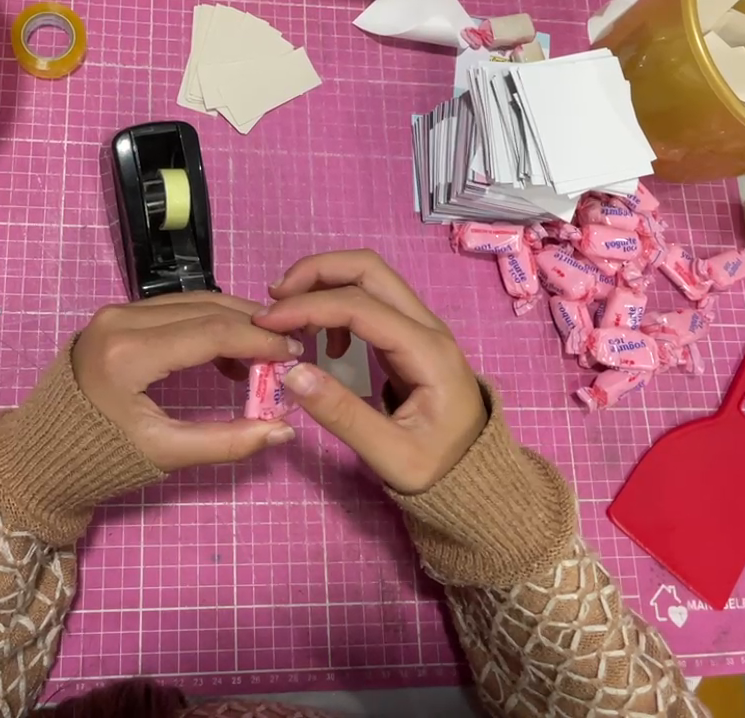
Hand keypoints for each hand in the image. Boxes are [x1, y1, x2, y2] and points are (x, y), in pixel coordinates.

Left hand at [73, 292, 302, 470]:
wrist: (40, 456)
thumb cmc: (99, 459)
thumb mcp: (165, 452)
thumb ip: (227, 441)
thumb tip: (284, 428)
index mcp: (129, 352)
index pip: (210, 332)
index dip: (258, 341)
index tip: (293, 354)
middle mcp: (121, 319)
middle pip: (204, 308)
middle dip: (251, 326)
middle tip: (286, 351)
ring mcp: (115, 313)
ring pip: (190, 302)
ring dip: (231, 321)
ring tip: (263, 352)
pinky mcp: (116, 316)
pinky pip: (172, 309)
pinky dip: (206, 323)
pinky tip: (226, 354)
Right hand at [254, 251, 486, 493]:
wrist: (477, 476)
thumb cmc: (439, 469)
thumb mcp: (391, 456)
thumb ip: (341, 414)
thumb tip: (291, 372)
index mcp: (427, 353)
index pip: (360, 305)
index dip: (309, 306)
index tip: (266, 321)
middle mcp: (427, 326)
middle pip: (368, 268)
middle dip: (316, 272)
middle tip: (274, 298)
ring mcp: (419, 325)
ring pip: (368, 276)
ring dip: (323, 282)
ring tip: (289, 316)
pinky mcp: (408, 333)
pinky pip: (369, 298)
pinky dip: (336, 302)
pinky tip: (323, 342)